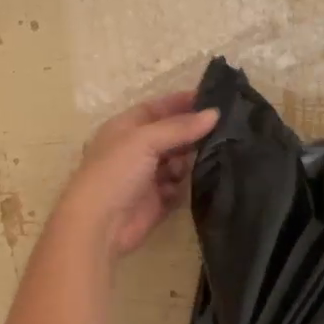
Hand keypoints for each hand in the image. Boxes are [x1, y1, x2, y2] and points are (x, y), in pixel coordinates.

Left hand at [54, 91, 219, 256]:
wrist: (100, 224)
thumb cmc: (116, 172)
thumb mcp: (145, 140)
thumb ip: (180, 128)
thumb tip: (214, 114)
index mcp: (126, 129)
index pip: (157, 109)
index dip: (181, 103)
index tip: (213, 99)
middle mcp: (136, 151)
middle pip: (170, 137)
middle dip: (192, 135)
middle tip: (224, 131)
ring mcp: (146, 178)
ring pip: (177, 164)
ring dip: (190, 162)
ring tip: (213, 158)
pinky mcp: (156, 203)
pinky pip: (178, 190)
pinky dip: (187, 186)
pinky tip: (203, 181)